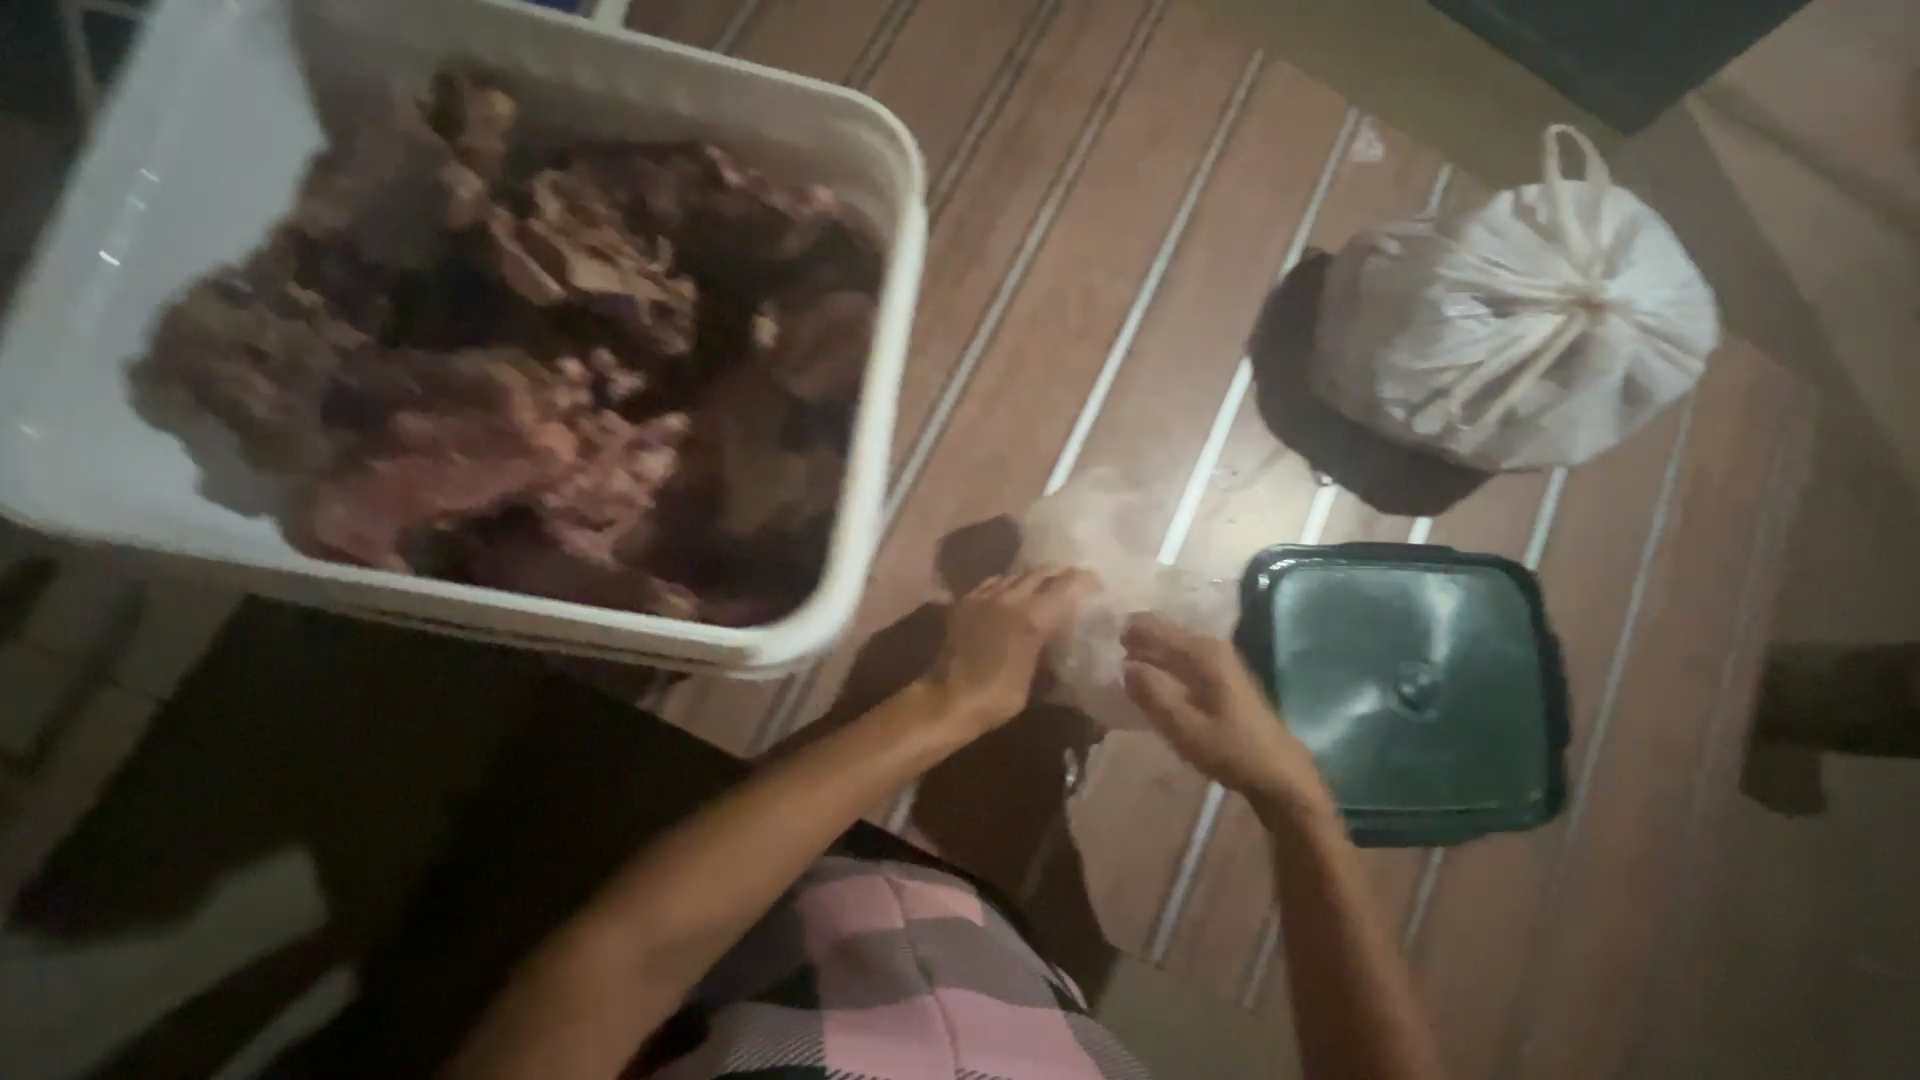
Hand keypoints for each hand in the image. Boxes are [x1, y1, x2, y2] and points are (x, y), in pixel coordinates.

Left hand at [924, 566, 1100, 731]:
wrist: (948, 699)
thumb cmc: (997, 697)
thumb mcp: (1036, 678)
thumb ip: (1048, 647)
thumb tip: (1058, 638)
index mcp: (1033, 617)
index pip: (1067, 585)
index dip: (1085, 581)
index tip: (1097, 585)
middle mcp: (1009, 598)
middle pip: (1041, 573)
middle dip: (1060, 576)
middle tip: (1073, 586)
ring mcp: (984, 596)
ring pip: (1016, 575)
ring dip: (1033, 580)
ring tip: (1043, 591)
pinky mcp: (965, 602)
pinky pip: (993, 583)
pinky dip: (1007, 586)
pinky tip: (1011, 598)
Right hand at [1122, 614, 1334, 823]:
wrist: (1278, 773)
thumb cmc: (1230, 749)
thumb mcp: (1184, 726)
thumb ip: (1152, 693)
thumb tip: (1124, 666)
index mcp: (1202, 652)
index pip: (1151, 627)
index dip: (1123, 633)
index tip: (1098, 648)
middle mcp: (1210, 647)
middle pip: (1162, 634)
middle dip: (1132, 644)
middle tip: (1101, 662)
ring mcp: (1218, 661)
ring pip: (1170, 648)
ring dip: (1146, 658)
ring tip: (1117, 674)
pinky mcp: (1220, 678)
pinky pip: (1180, 662)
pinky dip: (1161, 669)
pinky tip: (1147, 687)